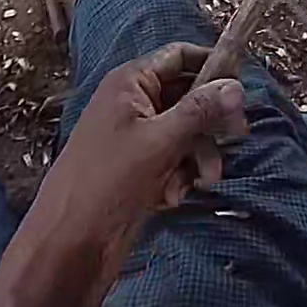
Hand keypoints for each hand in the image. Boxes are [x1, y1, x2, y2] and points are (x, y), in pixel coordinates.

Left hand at [31, 43, 249, 251]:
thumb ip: (201, 110)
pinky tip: (175, 194)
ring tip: (205, 179)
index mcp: (131, 83)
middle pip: (188, 94)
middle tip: (238, 135)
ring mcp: (138, 136)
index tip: (241, 84)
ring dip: (200, 153)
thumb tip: (238, 86)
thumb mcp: (160, 141)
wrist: (65, 250)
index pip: (180, 56)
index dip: (211, 64)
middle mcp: (135, 102)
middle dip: (211, 118)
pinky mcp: (140, 167)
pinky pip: (175, 157)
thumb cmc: (108, 182)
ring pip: (187, 130)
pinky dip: (182, 173)